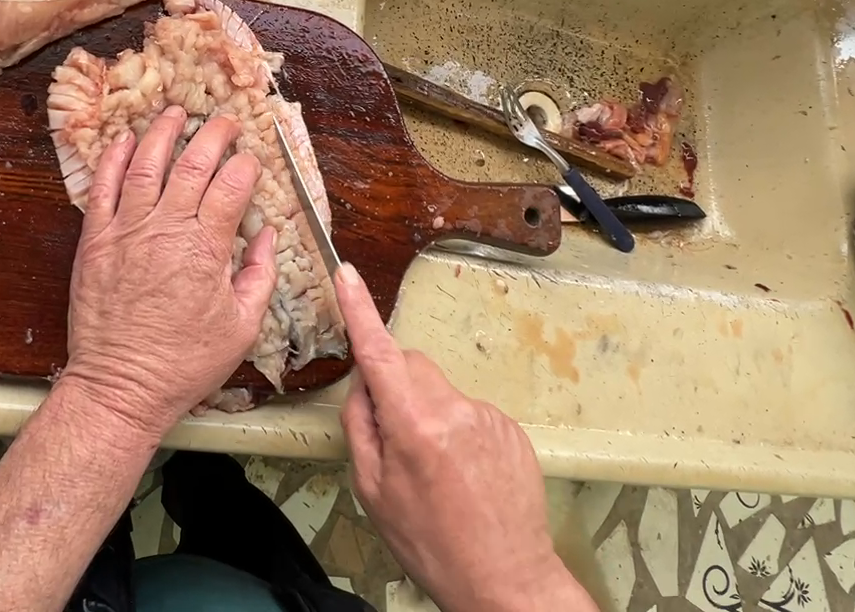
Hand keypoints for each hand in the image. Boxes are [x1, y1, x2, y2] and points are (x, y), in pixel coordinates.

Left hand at [60, 106, 278, 438]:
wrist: (120, 387)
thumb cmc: (184, 362)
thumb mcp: (241, 326)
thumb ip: (259, 274)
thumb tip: (269, 234)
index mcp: (206, 249)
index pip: (230, 188)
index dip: (244, 166)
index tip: (250, 159)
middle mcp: (167, 230)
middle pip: (193, 165)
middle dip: (213, 135)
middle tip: (224, 121)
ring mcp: (127, 231)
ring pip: (146, 166)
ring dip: (162, 133)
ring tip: (174, 113)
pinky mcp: (95, 241)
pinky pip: (103, 189)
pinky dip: (114, 161)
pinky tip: (124, 141)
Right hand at [334, 264, 596, 611]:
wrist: (507, 581)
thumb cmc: (433, 544)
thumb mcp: (373, 491)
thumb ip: (360, 427)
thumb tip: (364, 386)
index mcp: (413, 425)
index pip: (378, 352)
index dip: (358, 309)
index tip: (346, 274)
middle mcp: (453, 409)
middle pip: (408, 364)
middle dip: (393, 383)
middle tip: (393, 435)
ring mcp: (486, 415)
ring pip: (437, 386)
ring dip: (425, 408)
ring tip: (435, 465)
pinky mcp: (509, 426)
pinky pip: (466, 407)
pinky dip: (455, 426)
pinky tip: (462, 470)